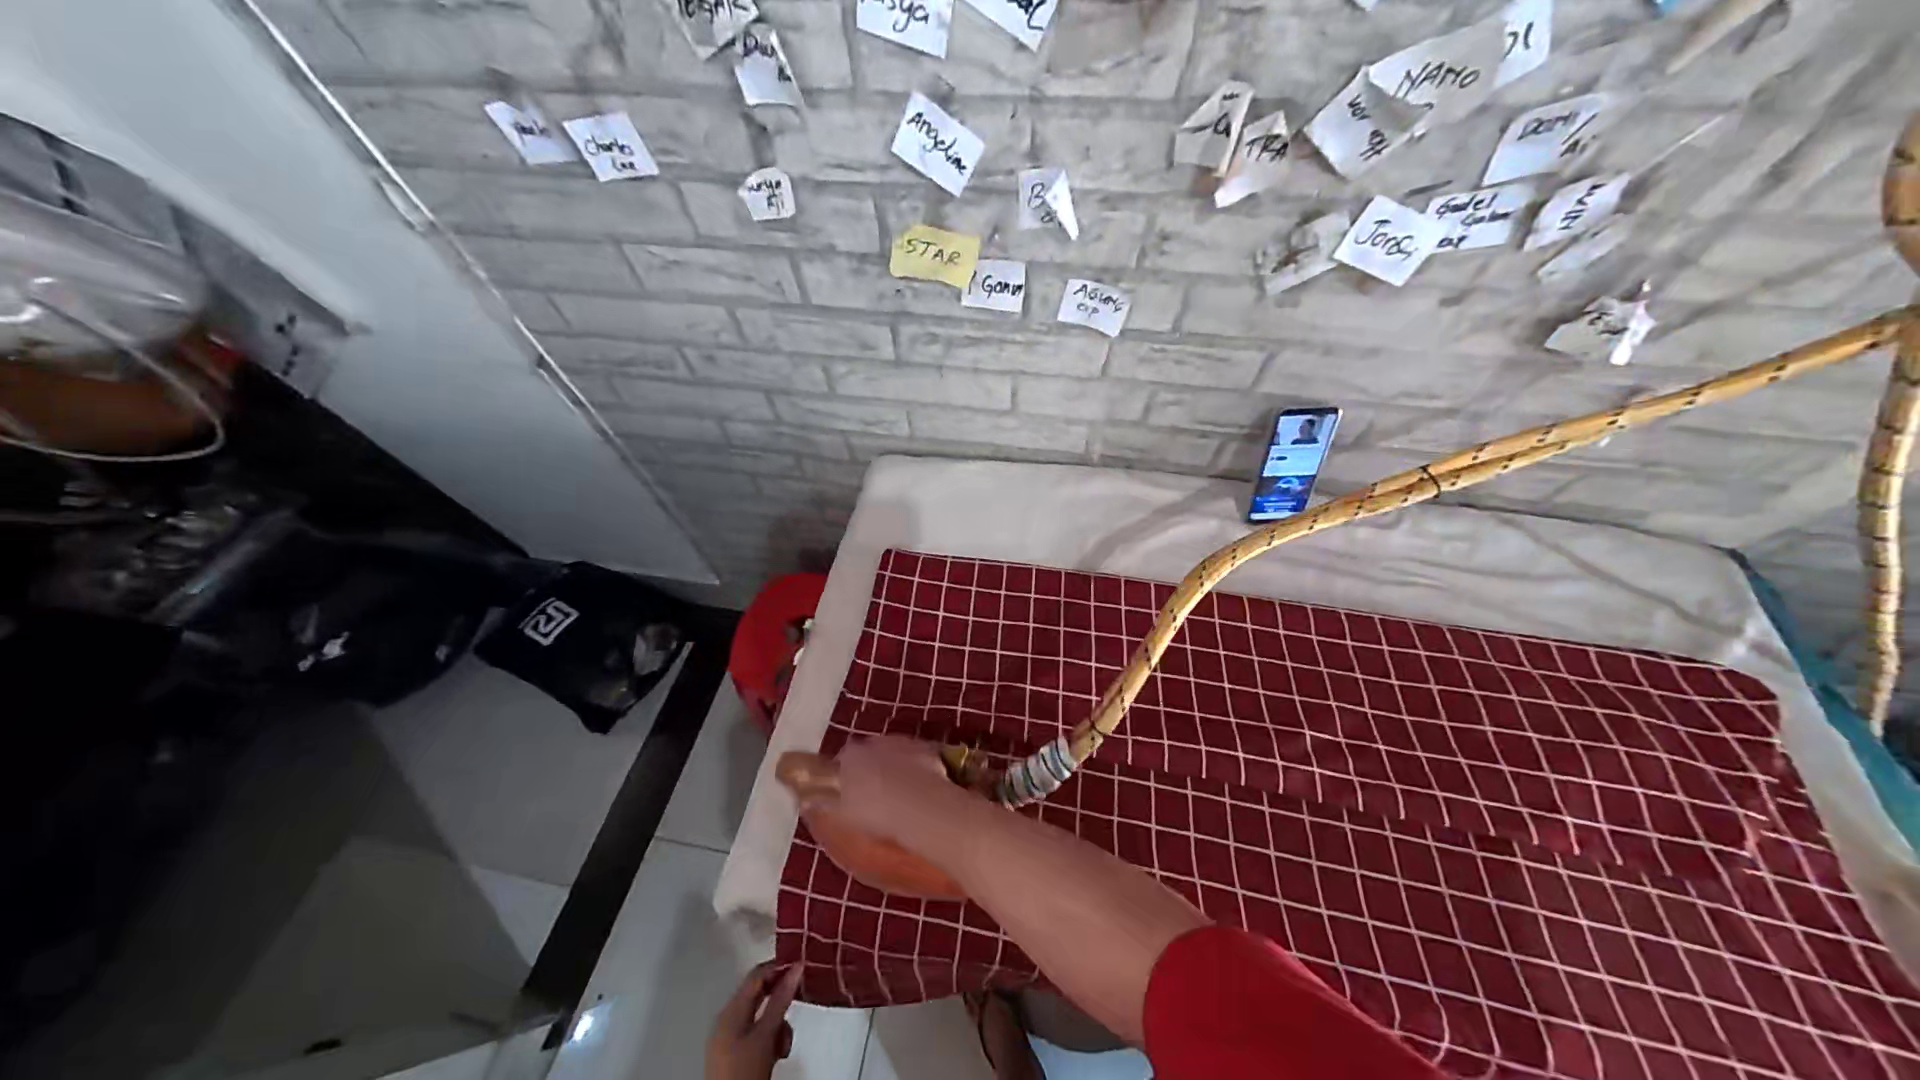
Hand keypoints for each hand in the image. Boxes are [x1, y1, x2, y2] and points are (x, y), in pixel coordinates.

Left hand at [705, 962, 801, 1079]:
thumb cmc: (745, 1071)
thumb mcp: (766, 1035)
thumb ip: (781, 1000)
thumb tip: (796, 968)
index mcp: (731, 1011)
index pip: (756, 975)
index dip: (779, 966)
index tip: (801, 965)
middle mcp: (729, 1020)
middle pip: (760, 995)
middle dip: (781, 999)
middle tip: (800, 998)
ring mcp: (732, 1038)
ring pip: (763, 1017)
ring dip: (779, 1024)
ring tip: (784, 1043)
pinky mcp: (737, 1055)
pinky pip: (759, 1035)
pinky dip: (772, 1039)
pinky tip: (778, 1054)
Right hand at [809, 736, 960, 843]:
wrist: (919, 807)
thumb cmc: (873, 814)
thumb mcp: (838, 815)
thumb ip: (821, 804)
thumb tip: (808, 800)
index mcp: (849, 755)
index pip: (840, 761)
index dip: (843, 779)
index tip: (846, 796)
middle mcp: (875, 742)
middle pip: (867, 755)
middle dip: (869, 771)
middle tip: (872, 798)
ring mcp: (903, 744)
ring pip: (893, 755)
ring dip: (893, 769)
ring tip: (898, 797)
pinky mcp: (927, 751)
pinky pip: (917, 759)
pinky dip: (916, 770)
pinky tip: (920, 791)